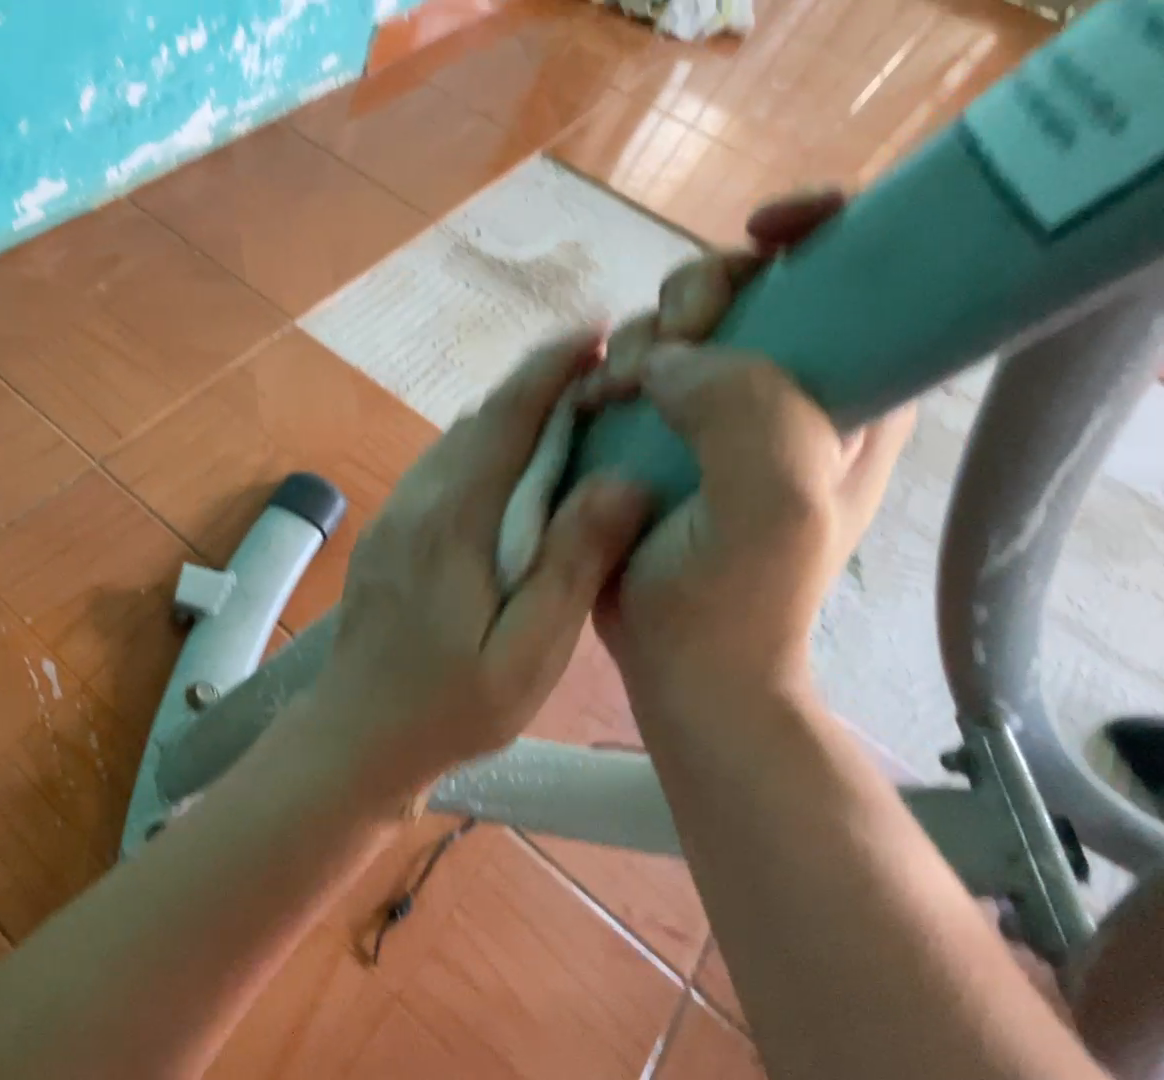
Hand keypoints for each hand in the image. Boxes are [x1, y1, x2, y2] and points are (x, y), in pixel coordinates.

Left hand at [298, 331, 651, 801]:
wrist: (357, 734)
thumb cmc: (449, 708)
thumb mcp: (527, 653)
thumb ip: (571, 565)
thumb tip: (623, 479)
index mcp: (450, 523)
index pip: (502, 421)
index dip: (547, 369)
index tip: (592, 330)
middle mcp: (414, 505)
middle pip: (477, 424)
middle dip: (534, 388)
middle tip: (599, 374)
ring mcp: (392, 520)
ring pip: (453, 446)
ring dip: (506, 421)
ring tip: (567, 416)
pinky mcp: (386, 538)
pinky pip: (437, 474)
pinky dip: (480, 455)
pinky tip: (512, 477)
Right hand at [590, 191, 915, 706]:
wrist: (681, 665)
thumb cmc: (740, 598)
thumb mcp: (772, 505)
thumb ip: (743, 412)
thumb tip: (665, 356)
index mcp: (850, 391)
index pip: (851, 270)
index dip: (813, 229)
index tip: (758, 235)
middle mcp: (781, 389)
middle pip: (741, 289)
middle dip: (696, 298)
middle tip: (666, 351)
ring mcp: (707, 414)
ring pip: (670, 331)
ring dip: (635, 345)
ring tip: (612, 399)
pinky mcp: (647, 437)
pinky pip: (621, 375)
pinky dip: (598, 377)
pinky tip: (588, 406)